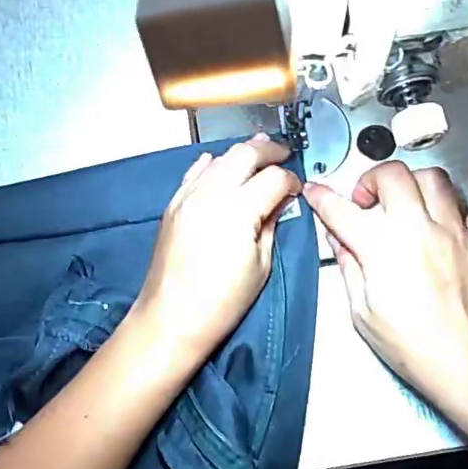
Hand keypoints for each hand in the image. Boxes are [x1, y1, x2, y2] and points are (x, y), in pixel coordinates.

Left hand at [132, 134, 302, 362]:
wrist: (171, 317)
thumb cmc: (220, 302)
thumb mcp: (261, 265)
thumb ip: (271, 225)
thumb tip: (278, 203)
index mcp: (239, 211)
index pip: (273, 178)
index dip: (291, 180)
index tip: (296, 188)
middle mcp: (211, 194)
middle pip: (245, 154)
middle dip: (269, 151)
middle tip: (283, 155)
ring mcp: (188, 196)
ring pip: (220, 158)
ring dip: (242, 154)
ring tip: (258, 154)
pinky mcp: (173, 204)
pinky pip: (195, 172)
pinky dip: (213, 164)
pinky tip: (221, 165)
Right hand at [303, 163, 467, 431]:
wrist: (467, 364)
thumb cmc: (412, 347)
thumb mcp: (362, 313)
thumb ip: (350, 268)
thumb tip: (339, 240)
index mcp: (382, 247)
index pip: (342, 210)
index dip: (322, 198)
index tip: (314, 192)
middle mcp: (418, 228)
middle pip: (392, 176)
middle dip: (371, 181)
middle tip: (365, 202)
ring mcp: (454, 231)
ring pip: (434, 179)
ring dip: (414, 181)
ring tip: (405, 198)